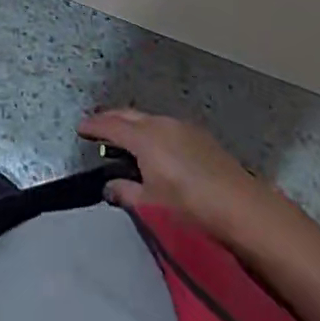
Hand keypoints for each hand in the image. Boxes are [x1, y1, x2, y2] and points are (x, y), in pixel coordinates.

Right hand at [77, 109, 282, 240]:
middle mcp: (161, 124)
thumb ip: (126, 191)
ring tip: (123, 136)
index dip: (93, 126)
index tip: (80, 128)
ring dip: (132, 124)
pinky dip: (151, 130)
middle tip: (96, 126)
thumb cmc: (189, 205)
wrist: (239, 205)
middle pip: (129, 115)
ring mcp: (182, 126)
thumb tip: (110, 186)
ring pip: (148, 118)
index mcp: (144, 137)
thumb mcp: (151, 204)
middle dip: (110, 118)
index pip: (110, 126)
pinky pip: (165, 125)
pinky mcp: (199, 134)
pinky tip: (154, 145)